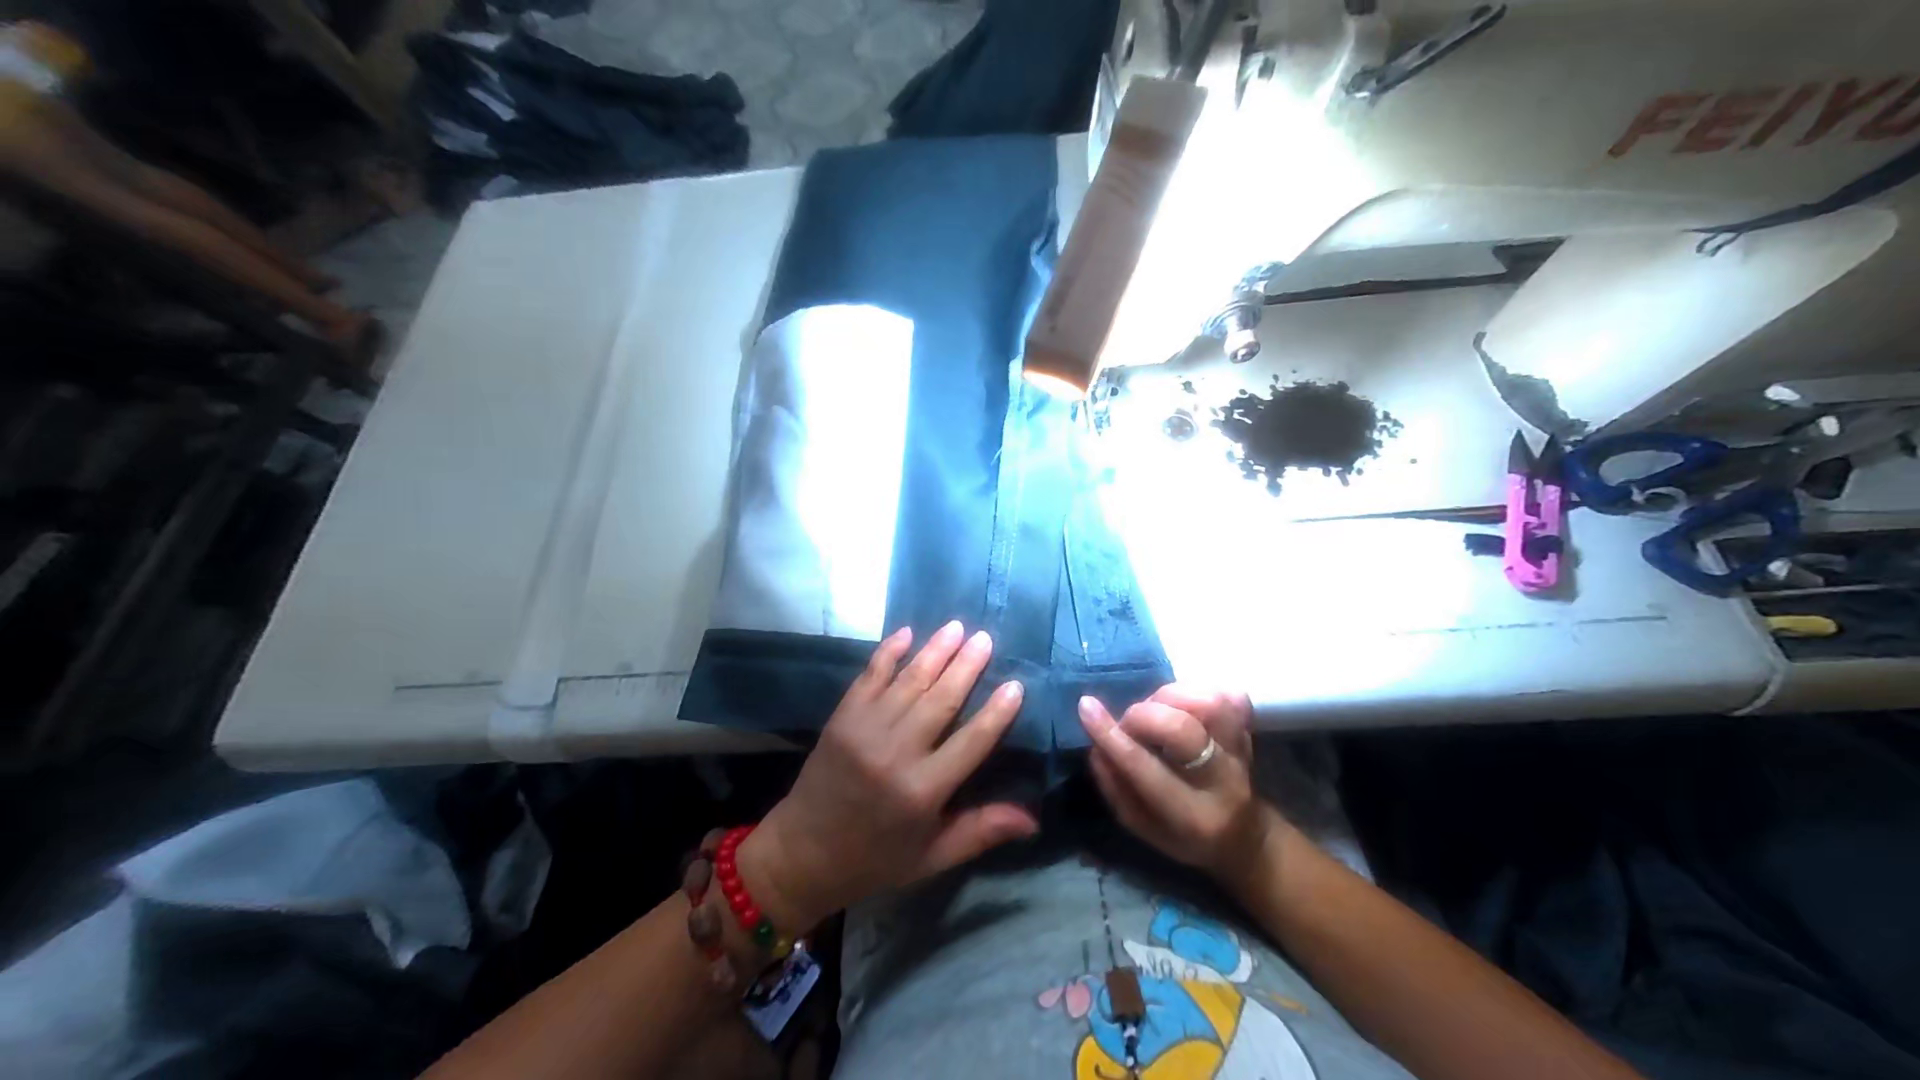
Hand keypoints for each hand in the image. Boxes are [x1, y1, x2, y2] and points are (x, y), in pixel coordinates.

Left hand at [738, 622, 1036, 931]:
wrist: (803, 853)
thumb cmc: (876, 858)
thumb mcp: (932, 857)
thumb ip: (981, 831)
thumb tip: (1033, 819)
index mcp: (922, 792)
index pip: (971, 742)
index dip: (996, 713)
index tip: (1016, 685)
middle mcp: (895, 754)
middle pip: (940, 701)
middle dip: (966, 666)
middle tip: (986, 638)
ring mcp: (864, 731)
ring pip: (908, 682)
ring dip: (934, 651)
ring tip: (957, 627)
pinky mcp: (841, 718)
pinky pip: (869, 677)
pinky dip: (887, 653)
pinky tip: (906, 633)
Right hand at [1078, 686, 1282, 885]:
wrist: (1244, 837)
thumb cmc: (1183, 836)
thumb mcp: (1141, 827)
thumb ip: (1115, 787)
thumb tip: (1096, 745)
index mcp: (1190, 815)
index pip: (1145, 767)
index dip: (1111, 734)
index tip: (1086, 707)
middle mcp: (1222, 781)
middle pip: (1182, 729)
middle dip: (1142, 714)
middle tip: (1131, 723)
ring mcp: (1241, 753)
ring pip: (1210, 704)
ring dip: (1171, 697)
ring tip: (1157, 709)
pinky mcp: (1249, 732)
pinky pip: (1231, 697)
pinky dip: (1201, 692)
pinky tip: (1184, 705)